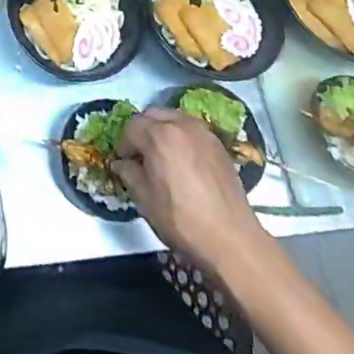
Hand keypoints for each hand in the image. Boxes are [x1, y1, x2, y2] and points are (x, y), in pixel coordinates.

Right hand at [111, 107, 262, 262]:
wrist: (231, 238)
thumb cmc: (182, 220)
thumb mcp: (145, 199)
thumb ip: (129, 173)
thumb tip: (121, 164)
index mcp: (158, 136)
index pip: (131, 127)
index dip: (124, 145)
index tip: (124, 163)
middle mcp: (180, 125)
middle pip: (151, 115)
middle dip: (141, 131)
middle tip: (141, 155)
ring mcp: (202, 132)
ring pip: (173, 118)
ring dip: (162, 130)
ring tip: (163, 156)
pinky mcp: (218, 144)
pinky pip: (191, 129)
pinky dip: (181, 136)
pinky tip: (183, 161)